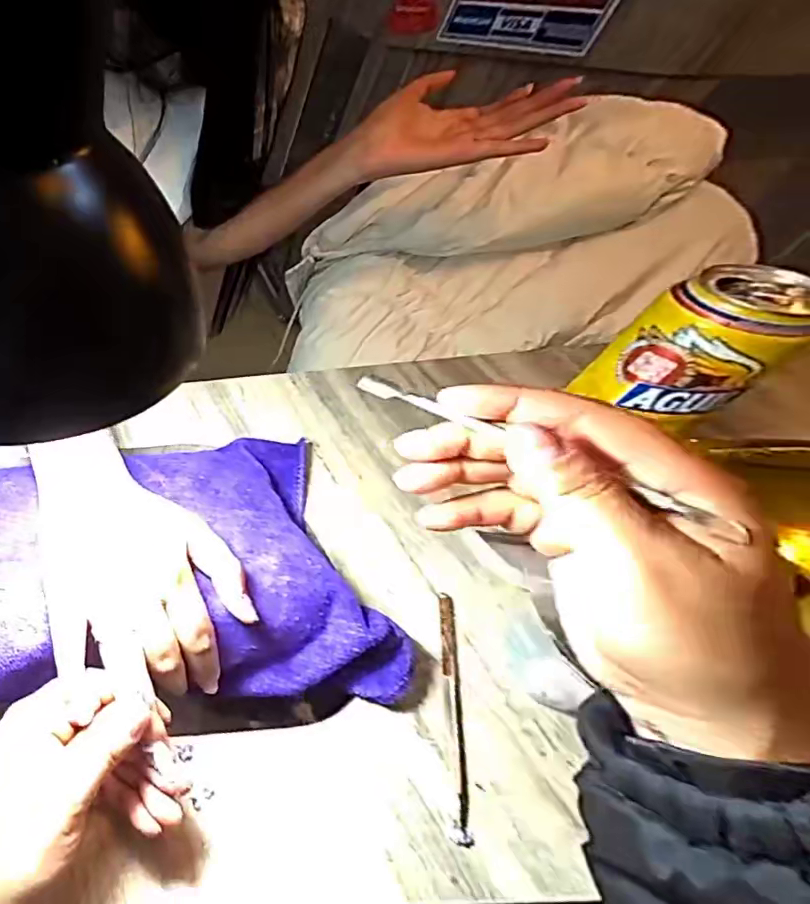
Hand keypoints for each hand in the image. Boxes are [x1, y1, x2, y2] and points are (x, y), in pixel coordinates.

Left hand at [0, 672, 186, 903]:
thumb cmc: (16, 836)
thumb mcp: (68, 787)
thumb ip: (104, 743)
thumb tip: (136, 704)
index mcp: (38, 716)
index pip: (92, 688)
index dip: (130, 704)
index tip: (162, 732)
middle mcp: (45, 729)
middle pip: (105, 723)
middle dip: (145, 752)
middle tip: (175, 782)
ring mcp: (53, 759)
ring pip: (108, 755)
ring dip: (144, 782)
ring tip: (168, 812)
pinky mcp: (60, 788)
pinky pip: (101, 781)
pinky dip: (128, 799)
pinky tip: (148, 821)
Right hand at [30, 433, 258, 697]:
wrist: (82, 487)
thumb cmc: (138, 509)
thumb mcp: (192, 528)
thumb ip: (227, 570)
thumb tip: (251, 618)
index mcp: (172, 578)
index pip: (199, 638)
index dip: (209, 668)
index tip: (211, 684)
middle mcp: (138, 596)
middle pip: (164, 656)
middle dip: (177, 684)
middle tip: (178, 695)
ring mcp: (98, 600)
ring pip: (124, 659)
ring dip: (138, 693)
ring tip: (145, 712)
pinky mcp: (64, 599)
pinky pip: (68, 644)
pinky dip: (75, 676)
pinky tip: (82, 701)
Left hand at [335, 71, 587, 182]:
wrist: (363, 150)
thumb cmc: (380, 126)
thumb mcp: (409, 95)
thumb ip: (431, 83)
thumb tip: (453, 71)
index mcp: (450, 120)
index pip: (492, 109)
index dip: (516, 98)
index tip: (538, 84)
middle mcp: (462, 132)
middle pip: (511, 116)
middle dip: (544, 102)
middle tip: (578, 89)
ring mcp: (463, 144)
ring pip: (512, 127)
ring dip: (544, 115)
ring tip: (577, 102)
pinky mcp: (460, 154)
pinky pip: (493, 149)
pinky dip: (517, 146)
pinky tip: (543, 142)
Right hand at [391, 385, 809, 761]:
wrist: (703, 715)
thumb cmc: (692, 644)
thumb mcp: (636, 562)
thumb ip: (583, 492)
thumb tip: (531, 434)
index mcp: (678, 485)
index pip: (588, 425)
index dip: (517, 406)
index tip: (453, 401)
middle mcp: (635, 490)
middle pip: (539, 447)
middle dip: (471, 445)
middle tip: (413, 450)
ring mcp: (601, 514)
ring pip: (518, 474)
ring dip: (461, 475)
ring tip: (413, 481)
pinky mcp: (573, 538)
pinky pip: (512, 510)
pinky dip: (471, 510)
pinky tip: (439, 517)